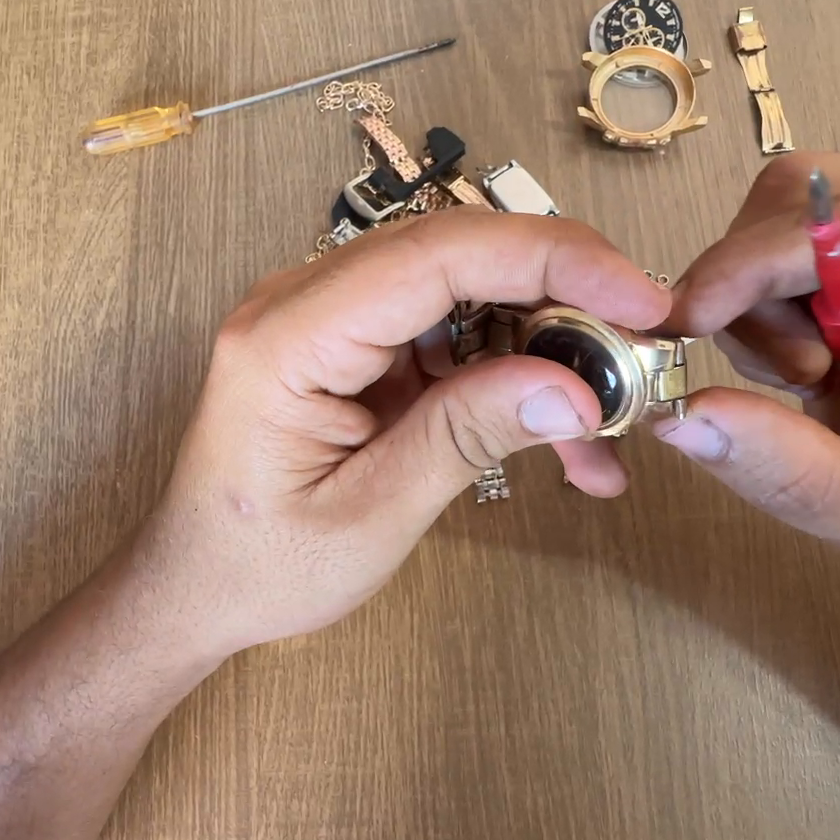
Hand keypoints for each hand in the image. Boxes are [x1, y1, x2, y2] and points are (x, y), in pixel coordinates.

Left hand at [134, 211, 669, 654]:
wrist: (200, 583)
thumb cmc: (263, 565)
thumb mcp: (371, 514)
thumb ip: (465, 436)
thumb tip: (575, 389)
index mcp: (286, 337)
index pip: (433, 256)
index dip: (548, 259)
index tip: (639, 299)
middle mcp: (302, 303)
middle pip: (456, 258)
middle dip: (561, 299)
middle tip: (638, 360)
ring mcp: (330, 319)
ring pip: (466, 294)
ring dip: (544, 348)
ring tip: (603, 428)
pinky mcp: (356, 347)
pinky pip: (451, 334)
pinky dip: (510, 375)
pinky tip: (558, 436)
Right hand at [654, 153, 839, 598]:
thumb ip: (783, 468)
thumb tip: (674, 414)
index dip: (758, 262)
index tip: (681, 323)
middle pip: (825, 194)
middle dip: (760, 280)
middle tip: (776, 372)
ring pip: (797, 207)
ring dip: (761, 293)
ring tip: (803, 375)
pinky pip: (794, 234)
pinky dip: (765, 297)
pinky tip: (806, 359)